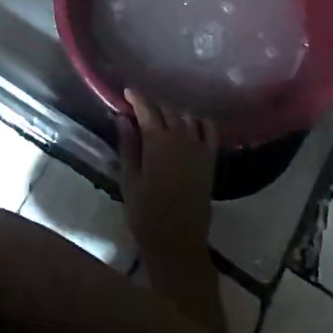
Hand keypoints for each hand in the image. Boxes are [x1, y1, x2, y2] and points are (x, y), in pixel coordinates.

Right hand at [117, 89, 218, 263]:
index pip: (147, 109)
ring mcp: (199, 146)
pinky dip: (198, 121)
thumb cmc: (146, 213)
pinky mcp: (210, 158)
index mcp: (157, 141)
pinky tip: (190, 123)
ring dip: (172, 113)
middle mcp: (181, 137)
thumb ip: (127, 146)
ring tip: (161, 118)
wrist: (178, 239)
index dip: (136, 98)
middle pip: (167, 110)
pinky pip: (208, 129)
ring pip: (186, 117)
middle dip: (152, 105)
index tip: (127, 93)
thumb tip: (122, 118)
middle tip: (139, 109)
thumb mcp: (129, 180)